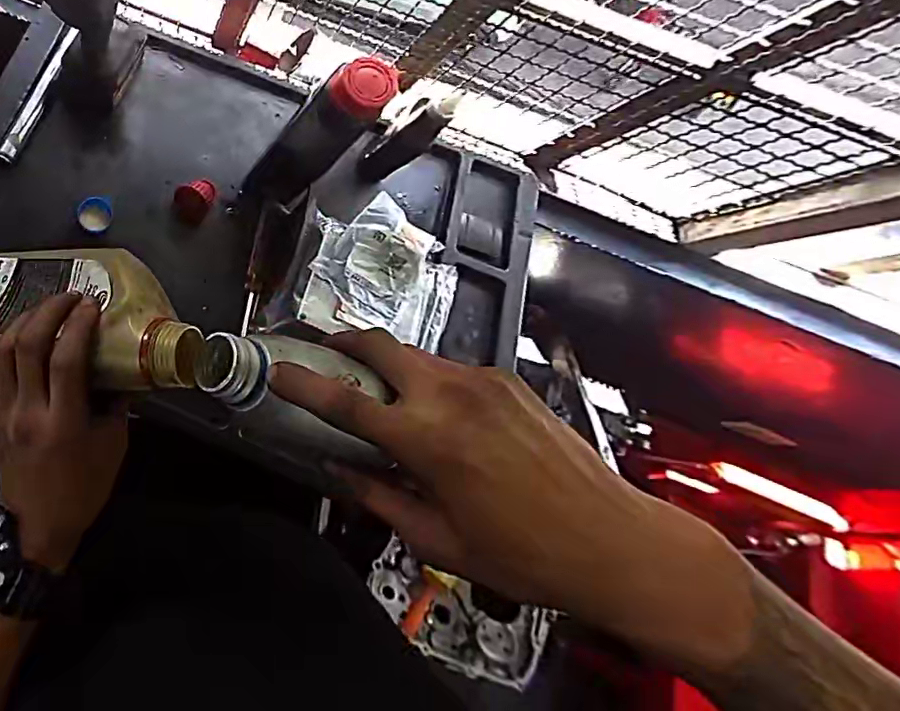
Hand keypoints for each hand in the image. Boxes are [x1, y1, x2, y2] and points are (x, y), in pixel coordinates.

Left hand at [0, 293, 126, 571]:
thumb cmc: (81, 489)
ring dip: (23, 321)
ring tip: (44, 310)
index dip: (78, 325)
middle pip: (28, 345)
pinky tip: (11, 336)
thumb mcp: (113, 448)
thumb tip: (123, 368)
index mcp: (63, 421)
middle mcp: (28, 411)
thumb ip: (118, 405)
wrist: (34, 527)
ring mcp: (2, 411)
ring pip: (1, 351)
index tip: (92, 305)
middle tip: (70, 297)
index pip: (67, 359)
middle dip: (50, 311)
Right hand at [269, 329, 752, 674]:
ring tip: (386, 395)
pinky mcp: (506, 380)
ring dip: (388, 365)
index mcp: (428, 442)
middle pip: (377, 345)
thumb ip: (379, 497)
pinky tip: (441, 413)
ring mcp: (482, 381)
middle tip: (325, 355)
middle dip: (342, 343)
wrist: (622, 544)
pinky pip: (449, 368)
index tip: (276, 370)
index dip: (302, 383)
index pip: (344, 402)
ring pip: (412, 354)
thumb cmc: (528, 556)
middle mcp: (450, 396)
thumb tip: (340, 470)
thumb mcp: (440, 541)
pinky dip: (429, 380)